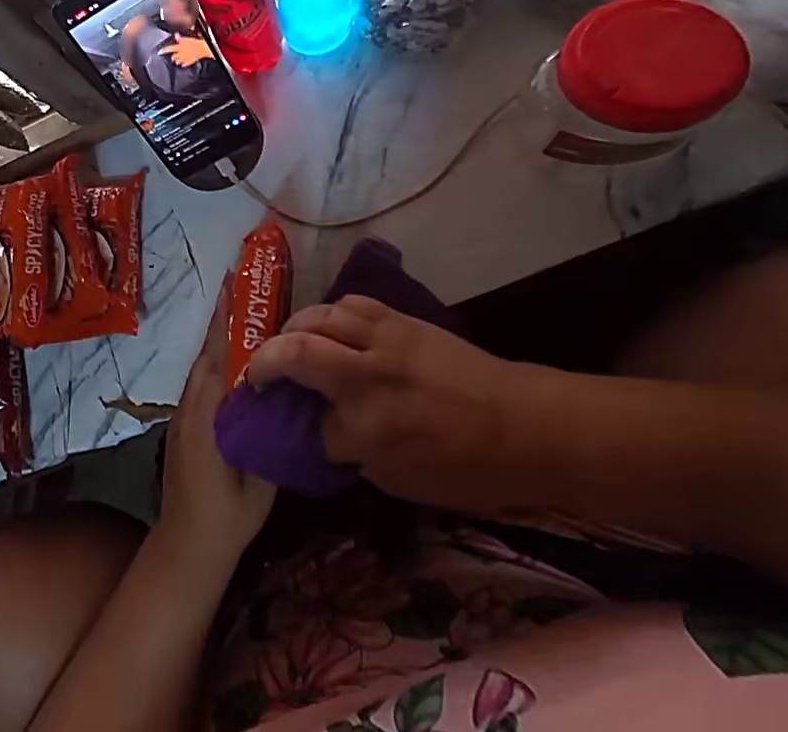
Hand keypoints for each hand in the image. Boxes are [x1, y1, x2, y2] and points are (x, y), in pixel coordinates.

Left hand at [158, 284, 275, 568]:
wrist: (186, 548)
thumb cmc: (225, 519)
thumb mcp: (259, 482)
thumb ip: (269, 438)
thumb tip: (288, 397)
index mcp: (205, 417)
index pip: (215, 359)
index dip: (224, 323)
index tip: (233, 288)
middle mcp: (189, 408)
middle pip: (206, 356)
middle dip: (223, 322)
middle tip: (246, 290)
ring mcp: (184, 417)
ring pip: (202, 369)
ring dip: (219, 342)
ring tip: (245, 317)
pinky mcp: (185, 427)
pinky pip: (202, 385)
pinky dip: (217, 364)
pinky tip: (238, 365)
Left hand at [159, 36, 212, 68]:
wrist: (203, 49)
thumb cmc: (196, 42)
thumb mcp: (187, 38)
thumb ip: (180, 38)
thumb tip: (176, 34)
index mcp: (179, 47)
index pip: (169, 49)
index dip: (164, 50)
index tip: (160, 52)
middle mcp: (180, 54)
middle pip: (173, 57)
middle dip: (172, 56)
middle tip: (172, 56)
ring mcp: (184, 59)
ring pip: (177, 62)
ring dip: (177, 60)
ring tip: (176, 60)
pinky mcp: (189, 62)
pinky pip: (184, 64)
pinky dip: (183, 64)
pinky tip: (183, 63)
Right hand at [246, 294, 552, 514]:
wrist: (530, 426)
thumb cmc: (470, 468)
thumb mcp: (403, 482)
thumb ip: (356, 454)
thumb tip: (329, 434)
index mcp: (368, 429)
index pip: (310, 428)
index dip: (297, 434)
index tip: (295, 435)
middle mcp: (367, 377)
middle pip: (295, 353)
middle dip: (265, 364)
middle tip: (257, 376)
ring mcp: (385, 341)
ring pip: (318, 317)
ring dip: (291, 330)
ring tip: (286, 343)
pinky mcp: (402, 321)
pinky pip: (351, 304)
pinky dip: (328, 314)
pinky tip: (328, 327)